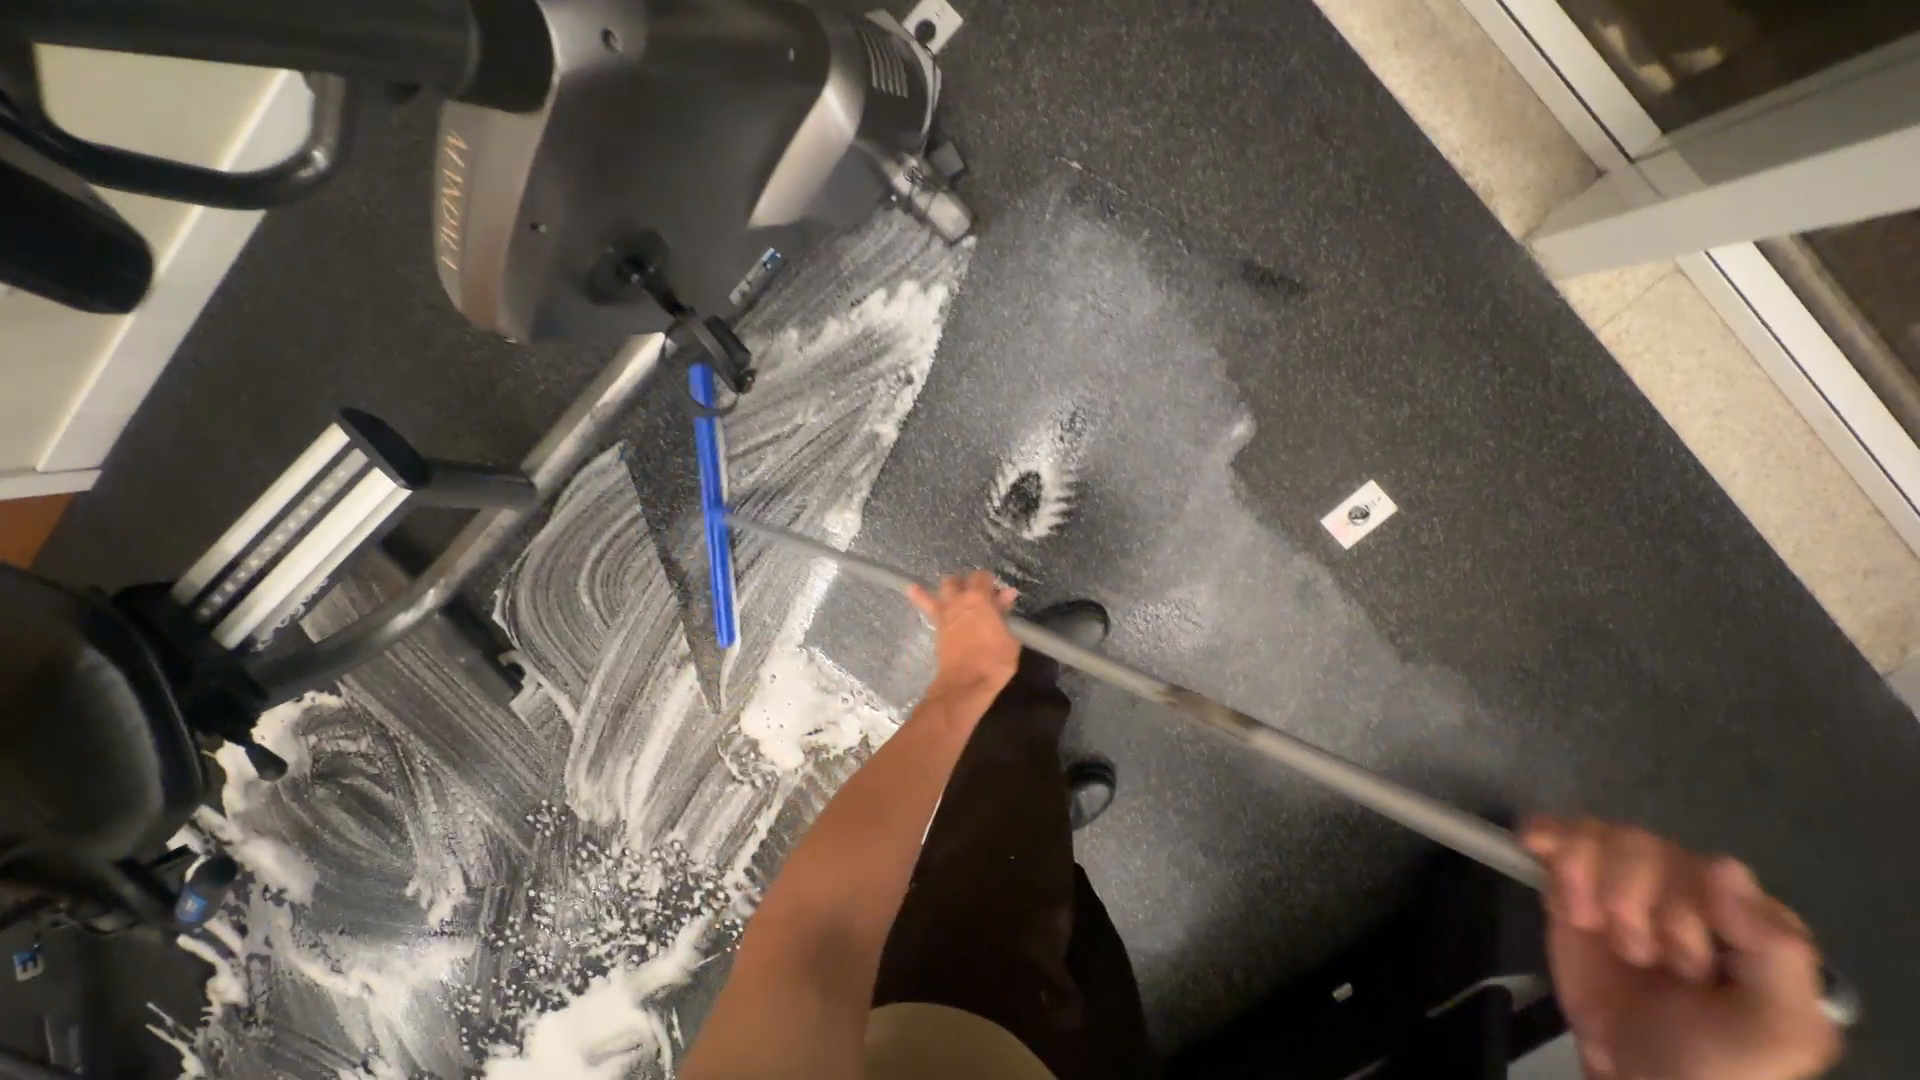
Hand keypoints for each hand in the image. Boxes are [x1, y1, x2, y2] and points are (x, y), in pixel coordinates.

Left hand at [907, 571, 1019, 697]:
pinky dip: (919, 596)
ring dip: (945, 588)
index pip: (982, 577)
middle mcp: (958, 601)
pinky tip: (912, 589)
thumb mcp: (1009, 638)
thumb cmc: (994, 661)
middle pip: (956, 581)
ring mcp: (944, 615)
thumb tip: (1007, 595)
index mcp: (979, 599)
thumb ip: (1004, 613)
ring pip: (938, 590)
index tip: (996, 592)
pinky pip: (926, 607)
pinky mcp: (936, 628)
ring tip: (949, 588)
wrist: (966, 684)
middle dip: (965, 583)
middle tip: (975, 595)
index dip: (989, 582)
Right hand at [1521, 818, 1840, 1079]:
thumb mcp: (1777, 1029)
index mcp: (1745, 913)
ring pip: (1595, 835)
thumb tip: (1723, 865)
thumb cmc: (1714, 1059)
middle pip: (1641, 847)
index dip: (1683, 911)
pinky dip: (1543, 837)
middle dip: (1627, 902)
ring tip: (1587, 923)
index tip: (1683, 966)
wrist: (1634, 1078)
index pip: (1706, 869)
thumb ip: (1778, 954)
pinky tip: (1535, 852)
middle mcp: (1686, 885)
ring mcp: (1623, 879)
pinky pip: (1554, 832)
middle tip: (1636, 956)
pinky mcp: (1572, 881)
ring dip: (1580, 879)